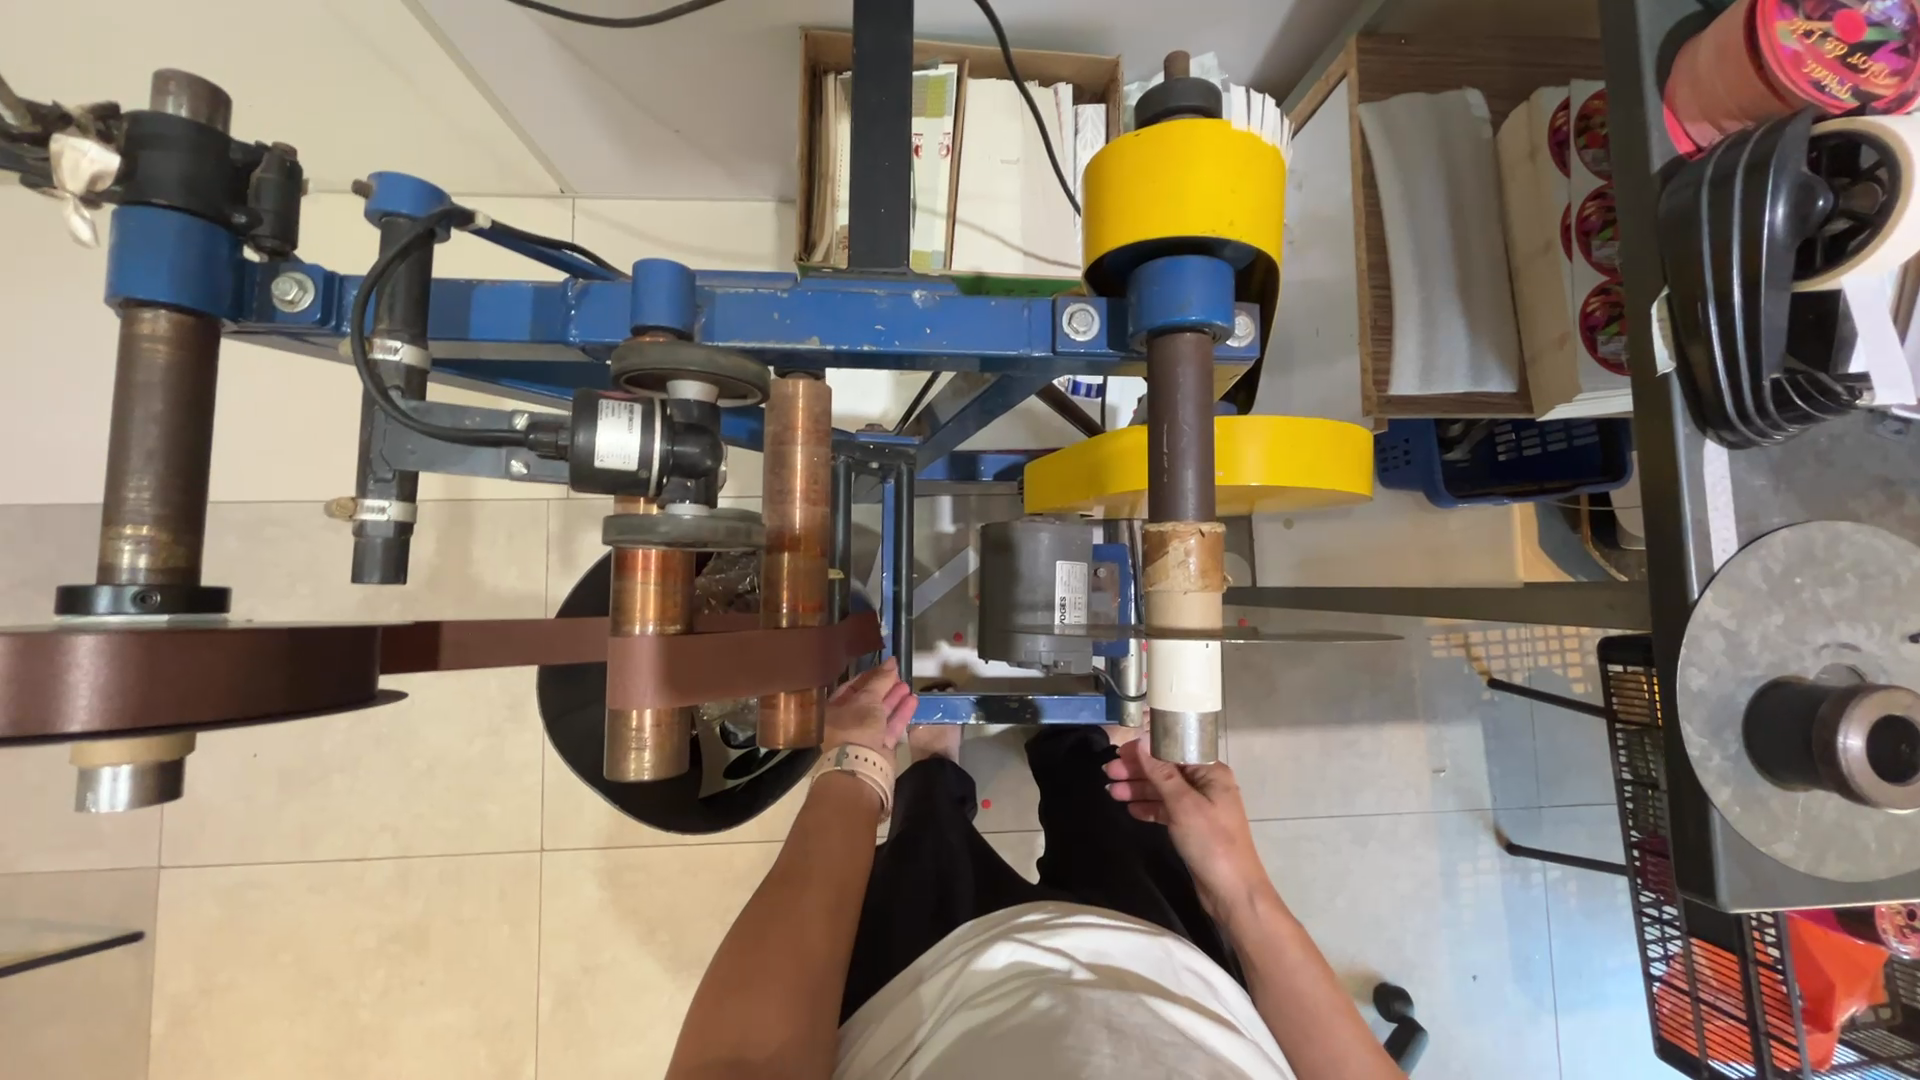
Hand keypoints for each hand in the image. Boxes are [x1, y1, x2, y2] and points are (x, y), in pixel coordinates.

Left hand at [824, 658, 916, 753]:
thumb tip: (892, 661)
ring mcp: (863, 736)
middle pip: (867, 701)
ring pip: (881, 714)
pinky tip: (913, 700)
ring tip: (908, 685)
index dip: (868, 676)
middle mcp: (846, 723)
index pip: (851, 688)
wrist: (860, 765)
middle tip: (898, 674)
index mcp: (833, 710)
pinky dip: (901, 713)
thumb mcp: (867, 698)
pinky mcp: (880, 747)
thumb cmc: (855, 726)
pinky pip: (891, 727)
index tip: (885, 667)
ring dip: (894, 699)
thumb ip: (881, 679)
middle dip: (884, 687)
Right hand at [1105, 739, 1279, 922]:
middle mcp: (1206, 784)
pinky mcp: (1192, 826)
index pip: (1173, 750)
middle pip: (1166, 770)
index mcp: (1211, 772)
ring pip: (1163, 790)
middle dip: (1137, 770)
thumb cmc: (1211, 842)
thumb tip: (1142, 739)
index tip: (1119, 752)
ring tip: (1111, 792)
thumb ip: (1161, 772)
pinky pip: (1166, 809)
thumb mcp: (1183, 804)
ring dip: (1138, 789)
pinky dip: (1148, 807)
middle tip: (1107, 772)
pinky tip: (1130, 809)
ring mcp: (1199, 806)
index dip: (1145, 749)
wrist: (1232, 892)